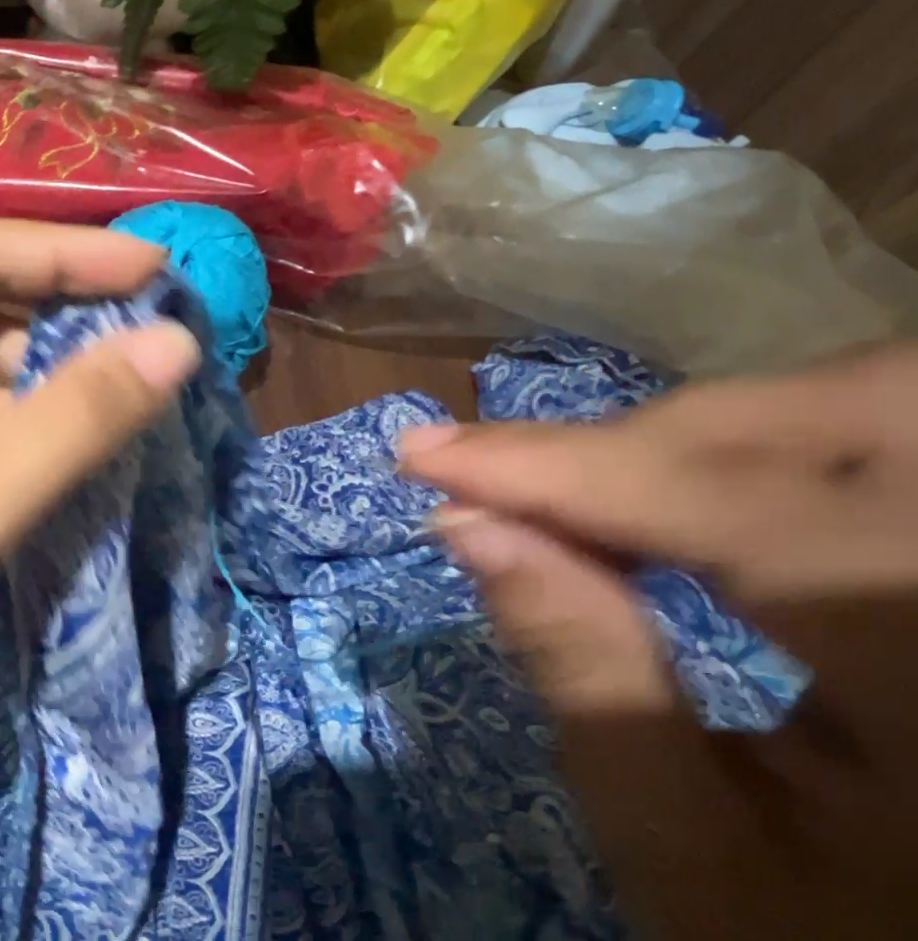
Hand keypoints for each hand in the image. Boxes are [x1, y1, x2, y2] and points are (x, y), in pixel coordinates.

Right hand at [398, 344, 917, 939]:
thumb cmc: (815, 935)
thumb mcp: (688, 848)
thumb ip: (583, 675)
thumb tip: (467, 526)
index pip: (751, 514)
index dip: (572, 470)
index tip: (426, 456)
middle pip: (839, 423)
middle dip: (638, 439)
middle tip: (496, 476)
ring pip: (862, 410)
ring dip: (693, 433)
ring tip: (570, 484)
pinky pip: (874, 444)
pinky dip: (750, 443)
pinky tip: (665, 485)